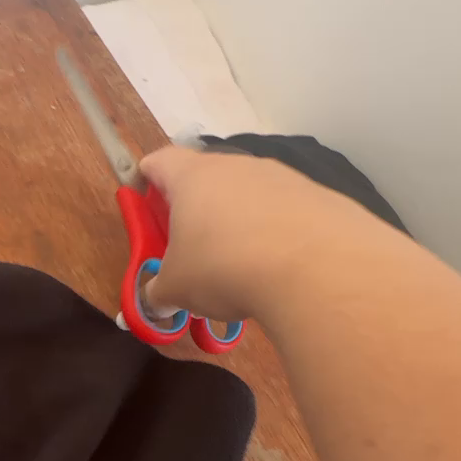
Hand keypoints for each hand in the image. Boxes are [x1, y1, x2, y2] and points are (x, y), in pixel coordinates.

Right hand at [140, 145, 408, 326]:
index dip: (145, 179)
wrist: (318, 270)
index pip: (158, 161)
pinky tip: (269, 269)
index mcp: (193, 178)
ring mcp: (282, 177)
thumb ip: (156, 292)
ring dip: (231, 223)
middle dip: (190, 210)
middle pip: (204, 178)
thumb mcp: (174, 290)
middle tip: (183, 248)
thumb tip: (155, 299)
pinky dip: (268, 235)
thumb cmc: (222, 268)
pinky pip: (279, 213)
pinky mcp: (317, 197)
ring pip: (244, 195)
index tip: (141, 203)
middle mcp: (238, 166)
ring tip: (230, 267)